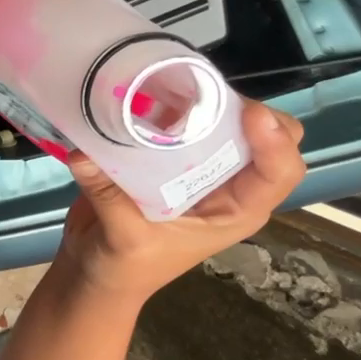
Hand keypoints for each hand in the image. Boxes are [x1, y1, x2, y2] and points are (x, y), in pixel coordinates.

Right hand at [57, 99, 305, 304]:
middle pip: (263, 141)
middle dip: (244, 114)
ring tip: (176, 85)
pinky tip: (147, 97)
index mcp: (235, 211)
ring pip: (221, 130)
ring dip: (205, 107)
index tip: (248, 113)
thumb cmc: (123, 268)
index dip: (273, 141)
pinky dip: (168, 113)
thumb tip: (82, 154)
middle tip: (206, 93)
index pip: (278, 172)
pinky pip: (176, 132)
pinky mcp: (162, 165)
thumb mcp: (124, 238)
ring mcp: (194, 174)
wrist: (93, 275)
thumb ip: (108, 195)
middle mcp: (224, 187)